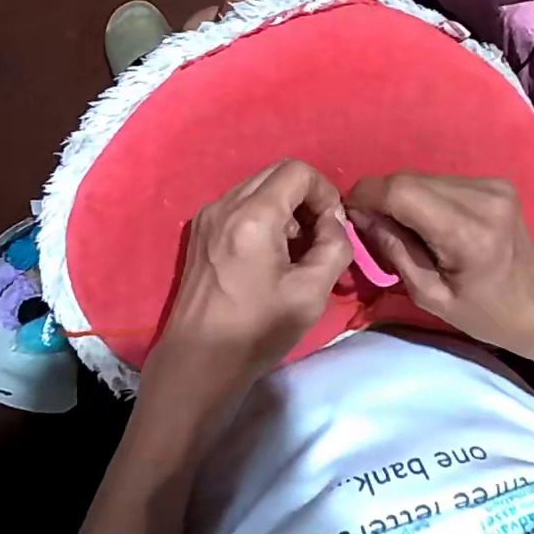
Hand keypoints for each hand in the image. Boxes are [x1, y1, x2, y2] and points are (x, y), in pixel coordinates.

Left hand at [146, 160, 353, 403]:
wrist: (199, 362)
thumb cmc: (257, 330)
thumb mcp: (312, 292)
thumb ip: (335, 246)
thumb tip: (333, 223)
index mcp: (253, 216)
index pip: (298, 171)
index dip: (325, 193)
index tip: (332, 228)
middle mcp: (225, 205)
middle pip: (276, 174)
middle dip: (306, 198)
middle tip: (318, 237)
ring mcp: (207, 217)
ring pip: (257, 188)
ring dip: (285, 208)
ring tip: (295, 250)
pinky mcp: (199, 232)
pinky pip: (240, 206)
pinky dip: (263, 217)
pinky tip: (268, 255)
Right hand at [347, 174, 533, 369]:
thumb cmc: (485, 313)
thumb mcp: (430, 295)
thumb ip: (393, 250)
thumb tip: (360, 215)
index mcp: (468, 233)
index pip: (401, 192)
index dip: (366, 196)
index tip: (349, 214)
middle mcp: (483, 197)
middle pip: (408, 180)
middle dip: (380, 199)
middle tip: (370, 227)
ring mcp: (492, 184)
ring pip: (421, 177)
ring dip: (401, 198)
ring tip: (400, 229)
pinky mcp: (495, 181)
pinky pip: (439, 181)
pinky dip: (422, 198)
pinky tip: (426, 223)